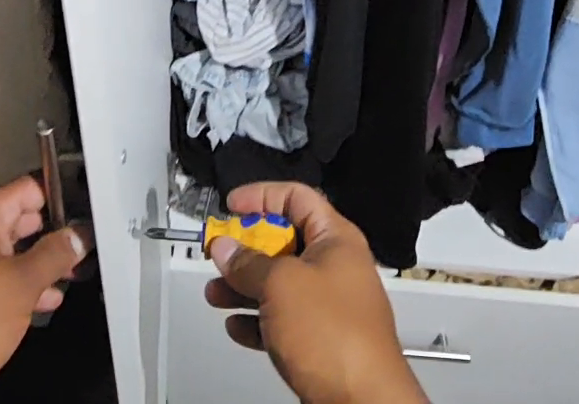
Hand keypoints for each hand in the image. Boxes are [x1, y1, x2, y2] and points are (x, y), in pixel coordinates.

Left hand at [0, 176, 89, 403]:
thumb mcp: (21, 286)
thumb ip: (56, 255)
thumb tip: (80, 234)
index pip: (36, 185)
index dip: (66, 195)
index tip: (93, 209)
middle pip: (28, 216)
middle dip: (60, 231)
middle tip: (91, 245)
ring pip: (18, 248)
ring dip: (46, 260)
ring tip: (79, 272)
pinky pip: (5, 273)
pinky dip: (27, 281)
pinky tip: (49, 298)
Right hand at [205, 183, 426, 403]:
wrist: (363, 403)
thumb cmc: (332, 333)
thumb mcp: (281, 285)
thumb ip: (248, 263)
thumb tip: (224, 247)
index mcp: (335, 239)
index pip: (296, 198)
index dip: (262, 195)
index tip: (231, 205)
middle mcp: (334, 267)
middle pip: (283, 242)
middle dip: (246, 248)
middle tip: (217, 254)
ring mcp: (328, 305)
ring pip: (278, 284)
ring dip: (244, 286)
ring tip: (214, 294)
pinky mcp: (321, 341)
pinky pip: (282, 321)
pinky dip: (258, 321)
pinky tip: (236, 327)